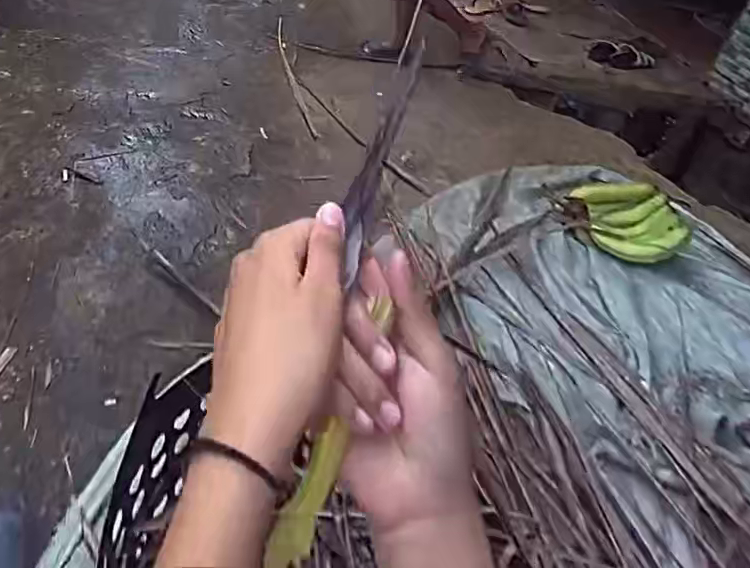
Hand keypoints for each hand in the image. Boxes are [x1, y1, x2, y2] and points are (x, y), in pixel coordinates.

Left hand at [202, 204, 349, 477]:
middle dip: (348, 314)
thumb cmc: (294, 357)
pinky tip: (331, 392)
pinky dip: (310, 358)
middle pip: (308, 276)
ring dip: (337, 346)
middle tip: (381, 354)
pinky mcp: (240, 340)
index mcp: (268, 249)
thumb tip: (330, 206)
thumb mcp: (322, 296)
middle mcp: (249, 269)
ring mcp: (241, 305)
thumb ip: (328, 248)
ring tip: (367, 383)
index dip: (346, 257)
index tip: (370, 291)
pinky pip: (284, 338)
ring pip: (301, 313)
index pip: (314, 230)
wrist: (249, 429)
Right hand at [338, 247, 484, 560]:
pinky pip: (311, 374)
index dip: (359, 276)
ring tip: (387, 411)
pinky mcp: (315, 392)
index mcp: (388, 324)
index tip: (351, 271)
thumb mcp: (434, 364)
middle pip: (340, 308)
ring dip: (358, 377)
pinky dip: (339, 398)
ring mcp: (333, 365)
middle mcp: (356, 338)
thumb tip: (394, 250)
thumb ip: (411, 308)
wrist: (417, 500)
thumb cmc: (438, 427)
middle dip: (366, 339)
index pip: (365, 282)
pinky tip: (362, 421)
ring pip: (324, 340)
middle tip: (390, 369)